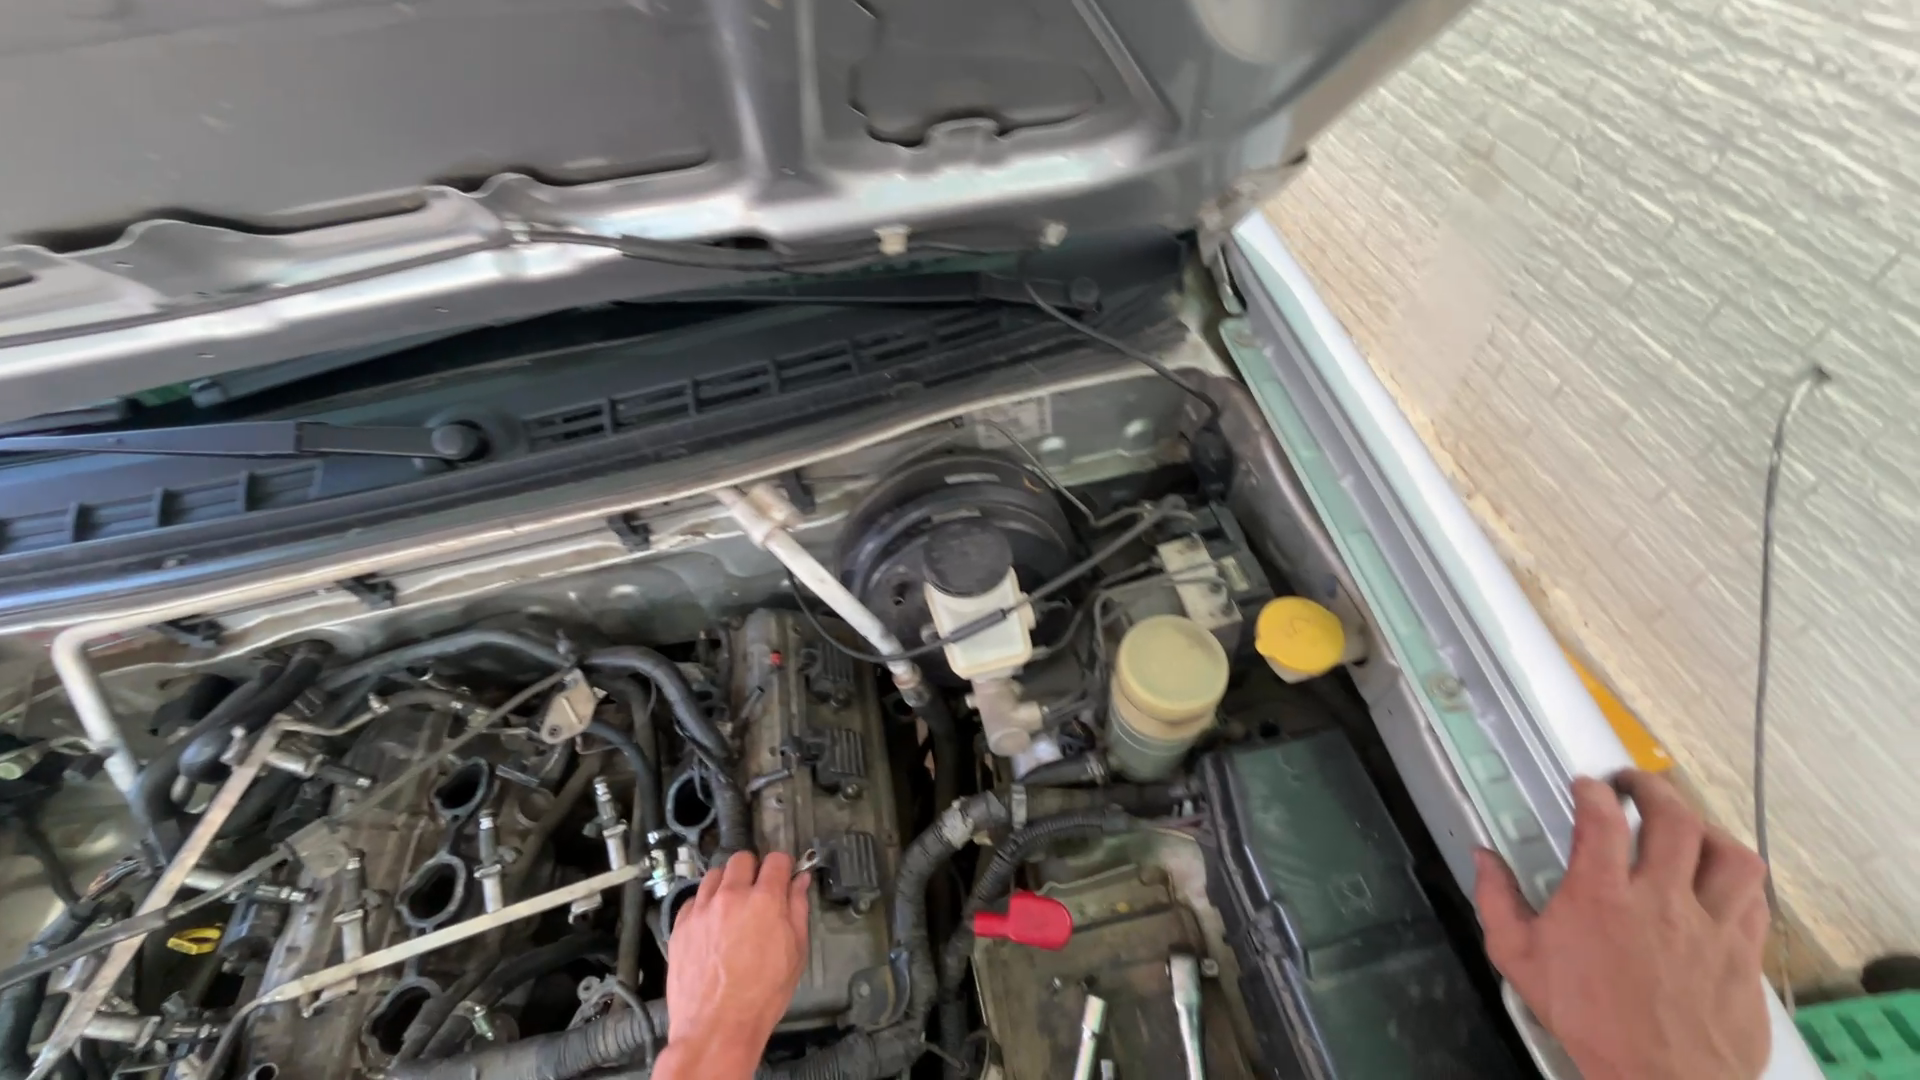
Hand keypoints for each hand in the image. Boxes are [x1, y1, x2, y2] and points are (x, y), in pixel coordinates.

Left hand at [653, 851, 811, 1079]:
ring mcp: (702, 910)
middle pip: (742, 858)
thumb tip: (800, 882)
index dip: (783, 867)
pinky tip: (710, 925)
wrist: (716, 1028)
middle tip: (756, 891)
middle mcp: (731, 896)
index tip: (783, 877)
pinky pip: (693, 900)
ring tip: (731, 907)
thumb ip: (798, 909)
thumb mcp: (795, 952)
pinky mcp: (680, 926)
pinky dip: (703, 905)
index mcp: (765, 900)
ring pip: (714, 874)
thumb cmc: (763, 994)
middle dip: (753, 870)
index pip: (777, 859)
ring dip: (726, 884)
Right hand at [1474, 770, 1771, 1079]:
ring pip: (1729, 855)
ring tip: (1684, 826)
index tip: (1585, 785)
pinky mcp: (1745, 953)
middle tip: (1633, 786)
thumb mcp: (1516, 955)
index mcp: (1600, 895)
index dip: (1592, 790)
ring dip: (1705, 828)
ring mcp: (1711, 925)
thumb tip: (1482, 855)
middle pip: (1675, 820)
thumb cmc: (1583, 1013)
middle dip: (1652, 789)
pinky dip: (1734, 875)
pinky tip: (1714, 877)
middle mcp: (1661, 899)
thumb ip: (1495, 898)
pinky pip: (1754, 898)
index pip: (1602, 819)